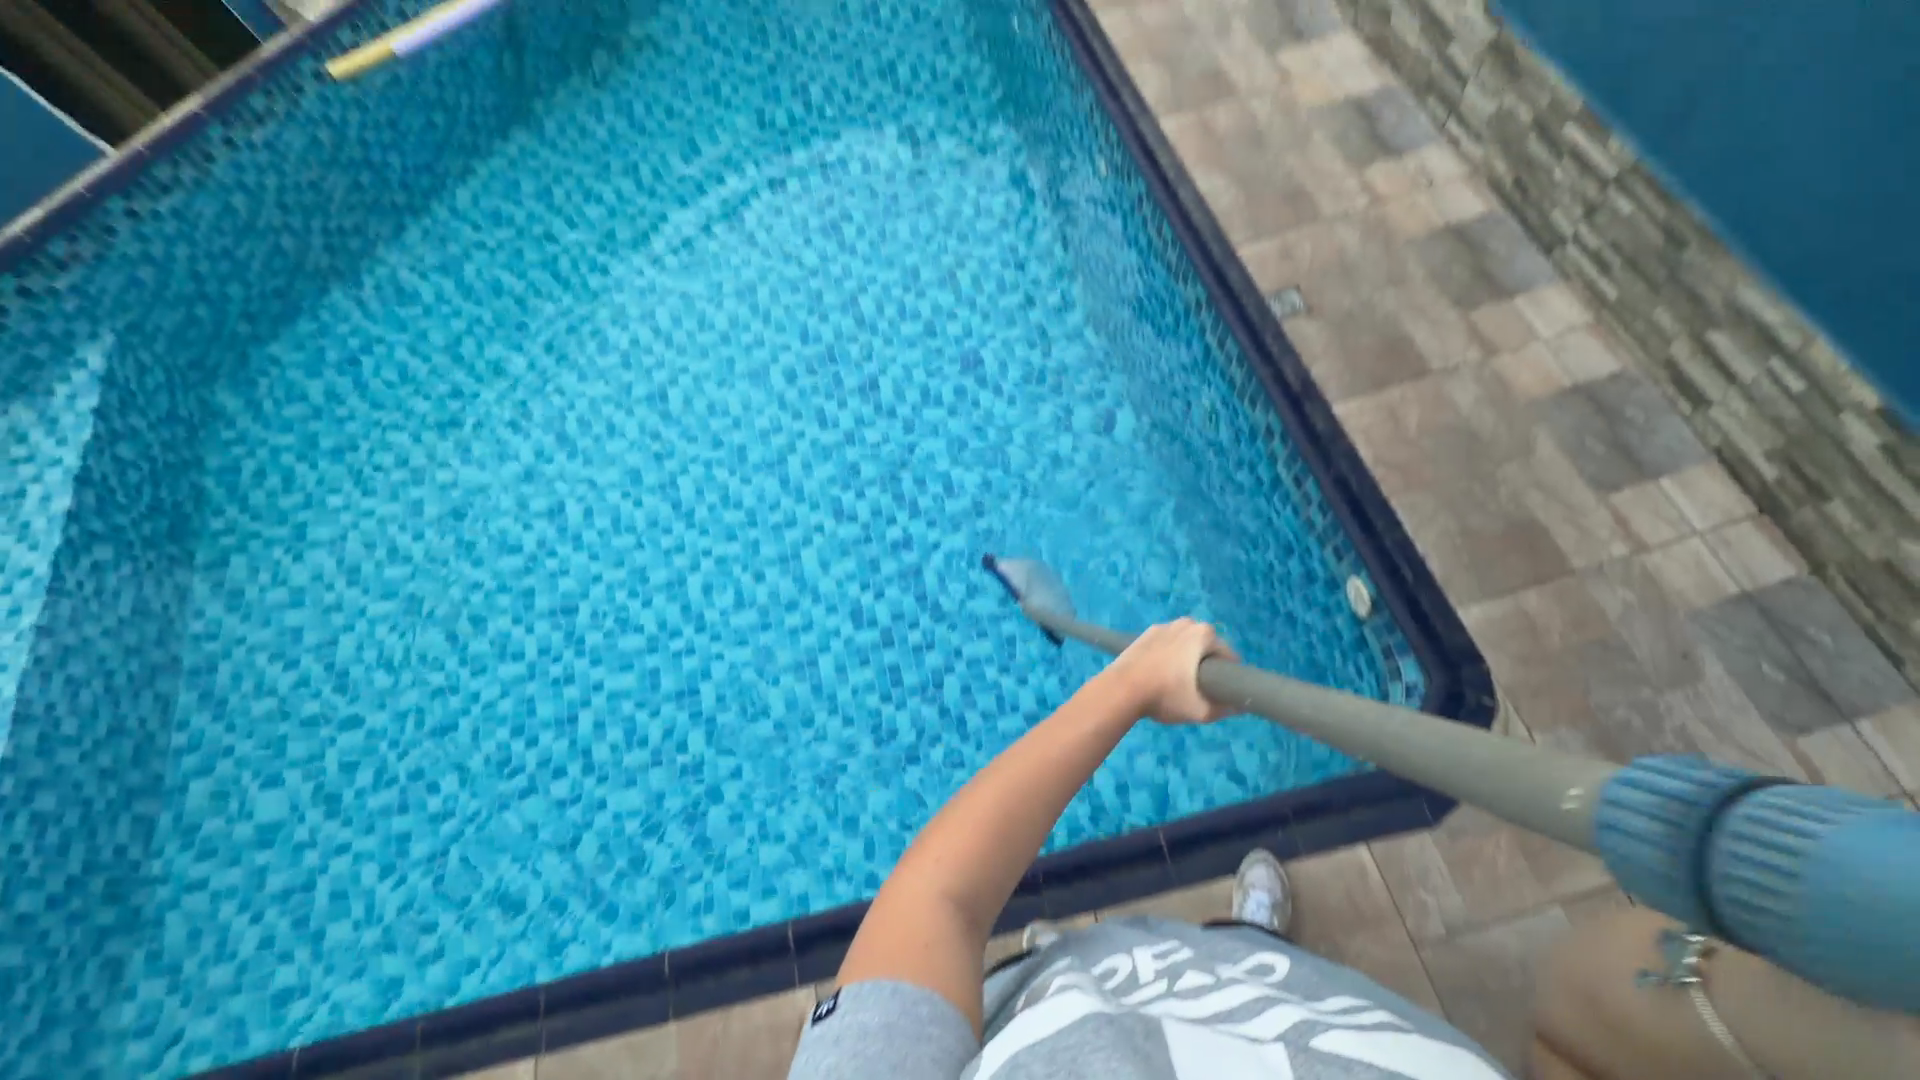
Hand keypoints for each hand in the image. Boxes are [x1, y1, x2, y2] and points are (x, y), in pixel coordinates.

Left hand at [1106, 617, 1241, 724]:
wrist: (1121, 690)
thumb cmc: (1165, 696)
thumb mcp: (1202, 711)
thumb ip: (1226, 708)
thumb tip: (1241, 706)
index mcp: (1204, 634)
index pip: (1228, 656)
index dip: (1228, 675)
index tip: (1219, 691)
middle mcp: (1185, 623)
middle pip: (1205, 647)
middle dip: (1205, 665)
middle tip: (1197, 689)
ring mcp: (1163, 626)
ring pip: (1185, 644)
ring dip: (1186, 658)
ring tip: (1177, 682)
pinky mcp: (1144, 634)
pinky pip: (1166, 644)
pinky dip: (1167, 655)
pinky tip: (1160, 673)